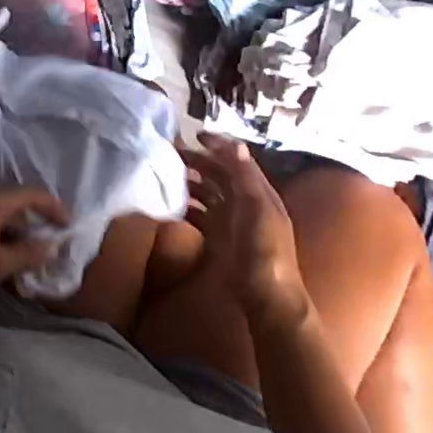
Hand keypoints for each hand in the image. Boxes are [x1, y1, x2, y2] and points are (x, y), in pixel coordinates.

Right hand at [182, 134, 309, 329]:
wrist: (266, 296)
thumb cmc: (264, 250)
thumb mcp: (257, 208)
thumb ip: (245, 176)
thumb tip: (234, 143)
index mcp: (259, 192)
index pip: (237, 160)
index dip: (219, 146)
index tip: (194, 135)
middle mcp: (245, 202)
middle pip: (220, 175)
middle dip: (198, 162)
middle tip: (171, 154)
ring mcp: (231, 222)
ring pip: (208, 194)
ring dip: (190, 183)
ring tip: (166, 176)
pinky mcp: (219, 239)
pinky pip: (200, 216)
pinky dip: (187, 208)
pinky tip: (170, 205)